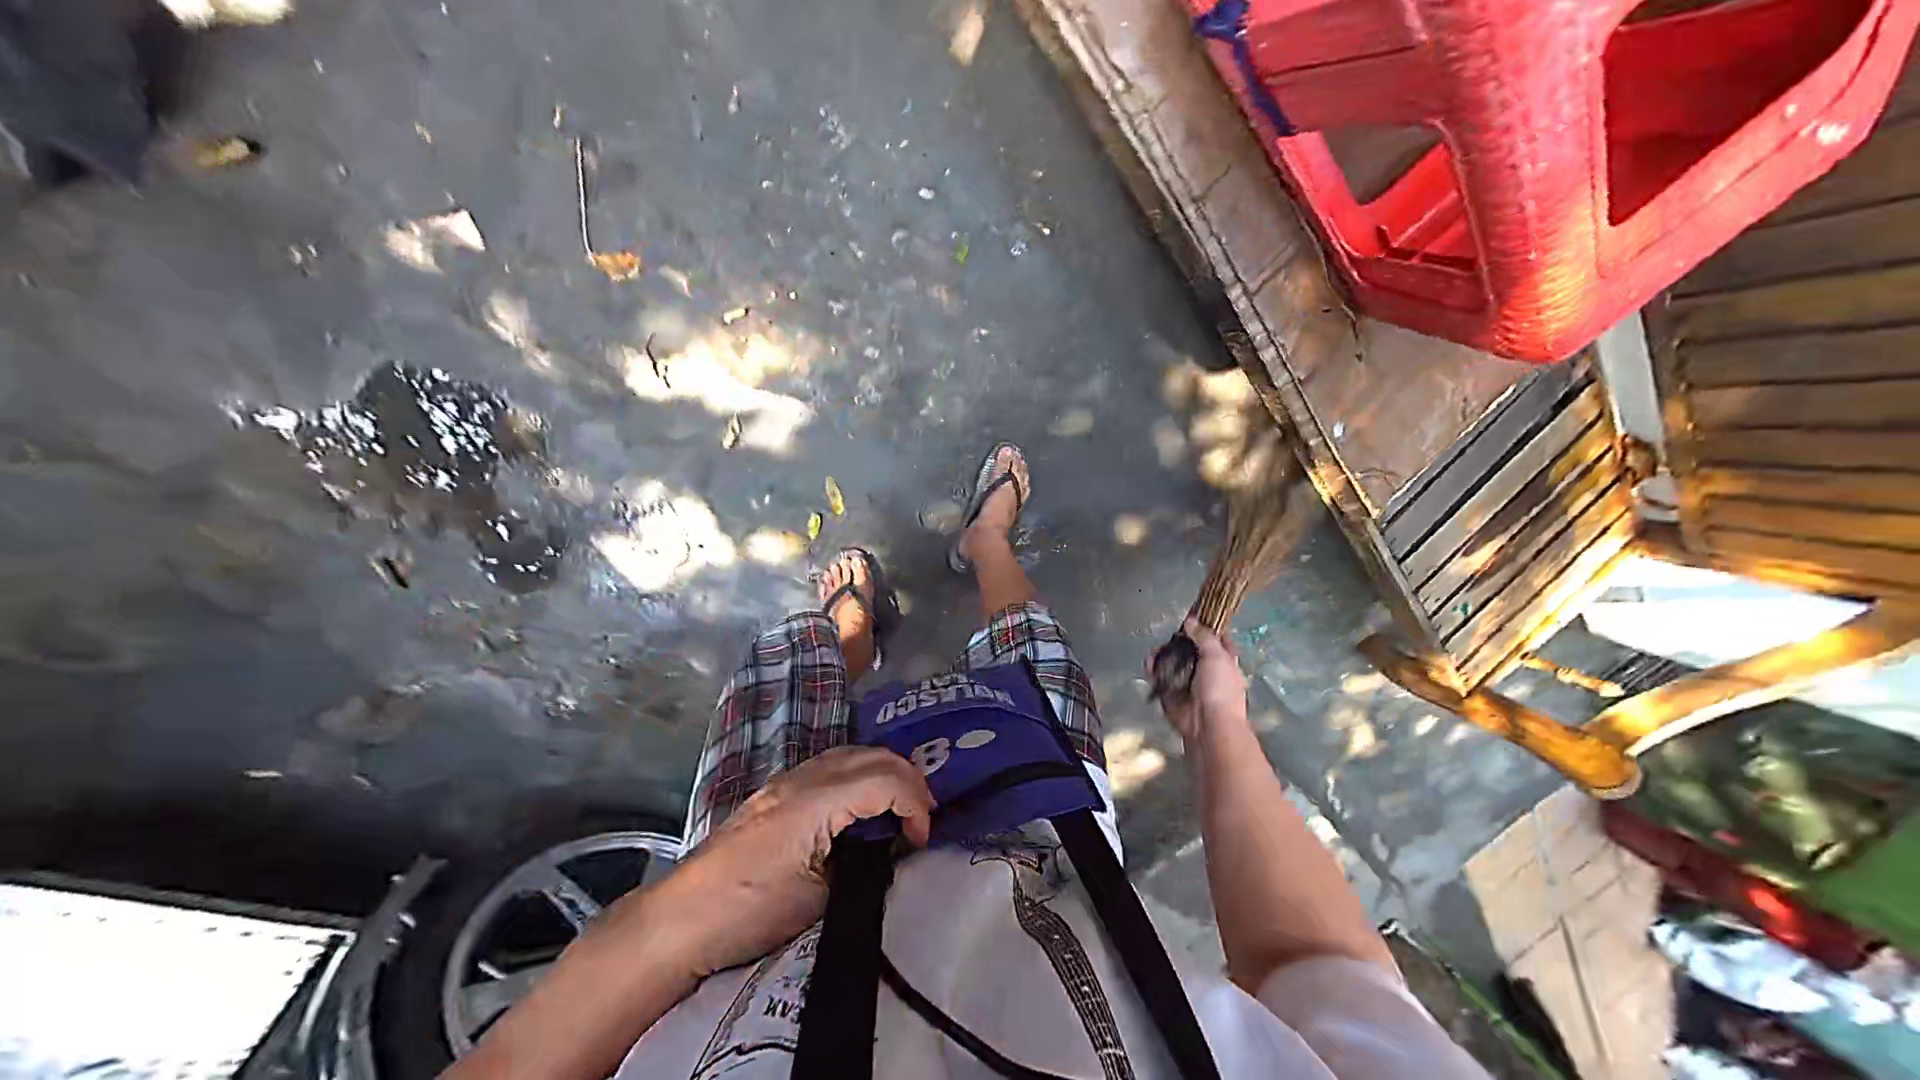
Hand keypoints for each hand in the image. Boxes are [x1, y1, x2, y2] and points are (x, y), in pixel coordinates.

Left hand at [642, 746, 935, 976]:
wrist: (680, 919)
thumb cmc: (749, 911)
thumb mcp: (817, 898)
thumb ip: (860, 864)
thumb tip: (888, 851)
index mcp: (815, 801)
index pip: (883, 780)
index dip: (915, 803)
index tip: (922, 838)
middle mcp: (802, 778)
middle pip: (871, 756)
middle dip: (908, 779)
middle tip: (923, 816)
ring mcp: (785, 781)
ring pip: (850, 754)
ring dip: (883, 772)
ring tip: (900, 806)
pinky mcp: (775, 792)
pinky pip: (830, 765)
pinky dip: (859, 775)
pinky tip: (862, 803)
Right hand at [1151, 618, 1248, 741]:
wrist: (1208, 725)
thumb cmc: (1220, 689)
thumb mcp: (1216, 656)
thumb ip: (1203, 636)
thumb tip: (1191, 621)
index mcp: (1224, 661)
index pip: (1216, 638)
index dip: (1206, 627)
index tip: (1192, 616)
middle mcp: (1207, 670)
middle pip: (1189, 648)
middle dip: (1177, 641)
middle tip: (1169, 636)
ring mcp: (1188, 682)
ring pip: (1172, 662)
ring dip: (1162, 655)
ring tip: (1155, 652)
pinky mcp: (1171, 693)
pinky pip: (1159, 678)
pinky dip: (1153, 670)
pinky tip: (1149, 664)